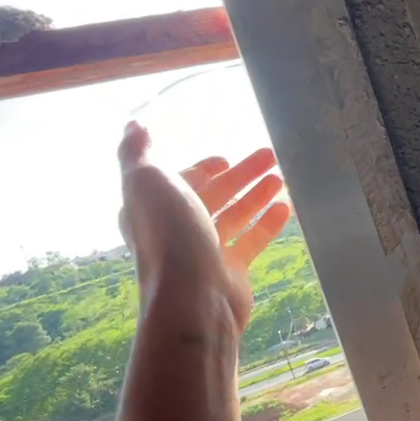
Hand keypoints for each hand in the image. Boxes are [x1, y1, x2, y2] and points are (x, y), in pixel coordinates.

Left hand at [117, 122, 290, 331]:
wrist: (193, 296)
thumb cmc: (169, 234)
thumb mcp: (145, 181)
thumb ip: (136, 152)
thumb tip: (134, 124)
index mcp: (153, 207)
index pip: (179, 183)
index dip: (201, 169)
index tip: (224, 159)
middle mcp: (176, 230)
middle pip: (213, 196)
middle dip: (240, 175)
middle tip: (270, 156)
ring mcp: (205, 252)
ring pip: (235, 216)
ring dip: (256, 196)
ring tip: (281, 178)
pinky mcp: (232, 272)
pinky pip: (252, 241)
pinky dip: (267, 223)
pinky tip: (285, 208)